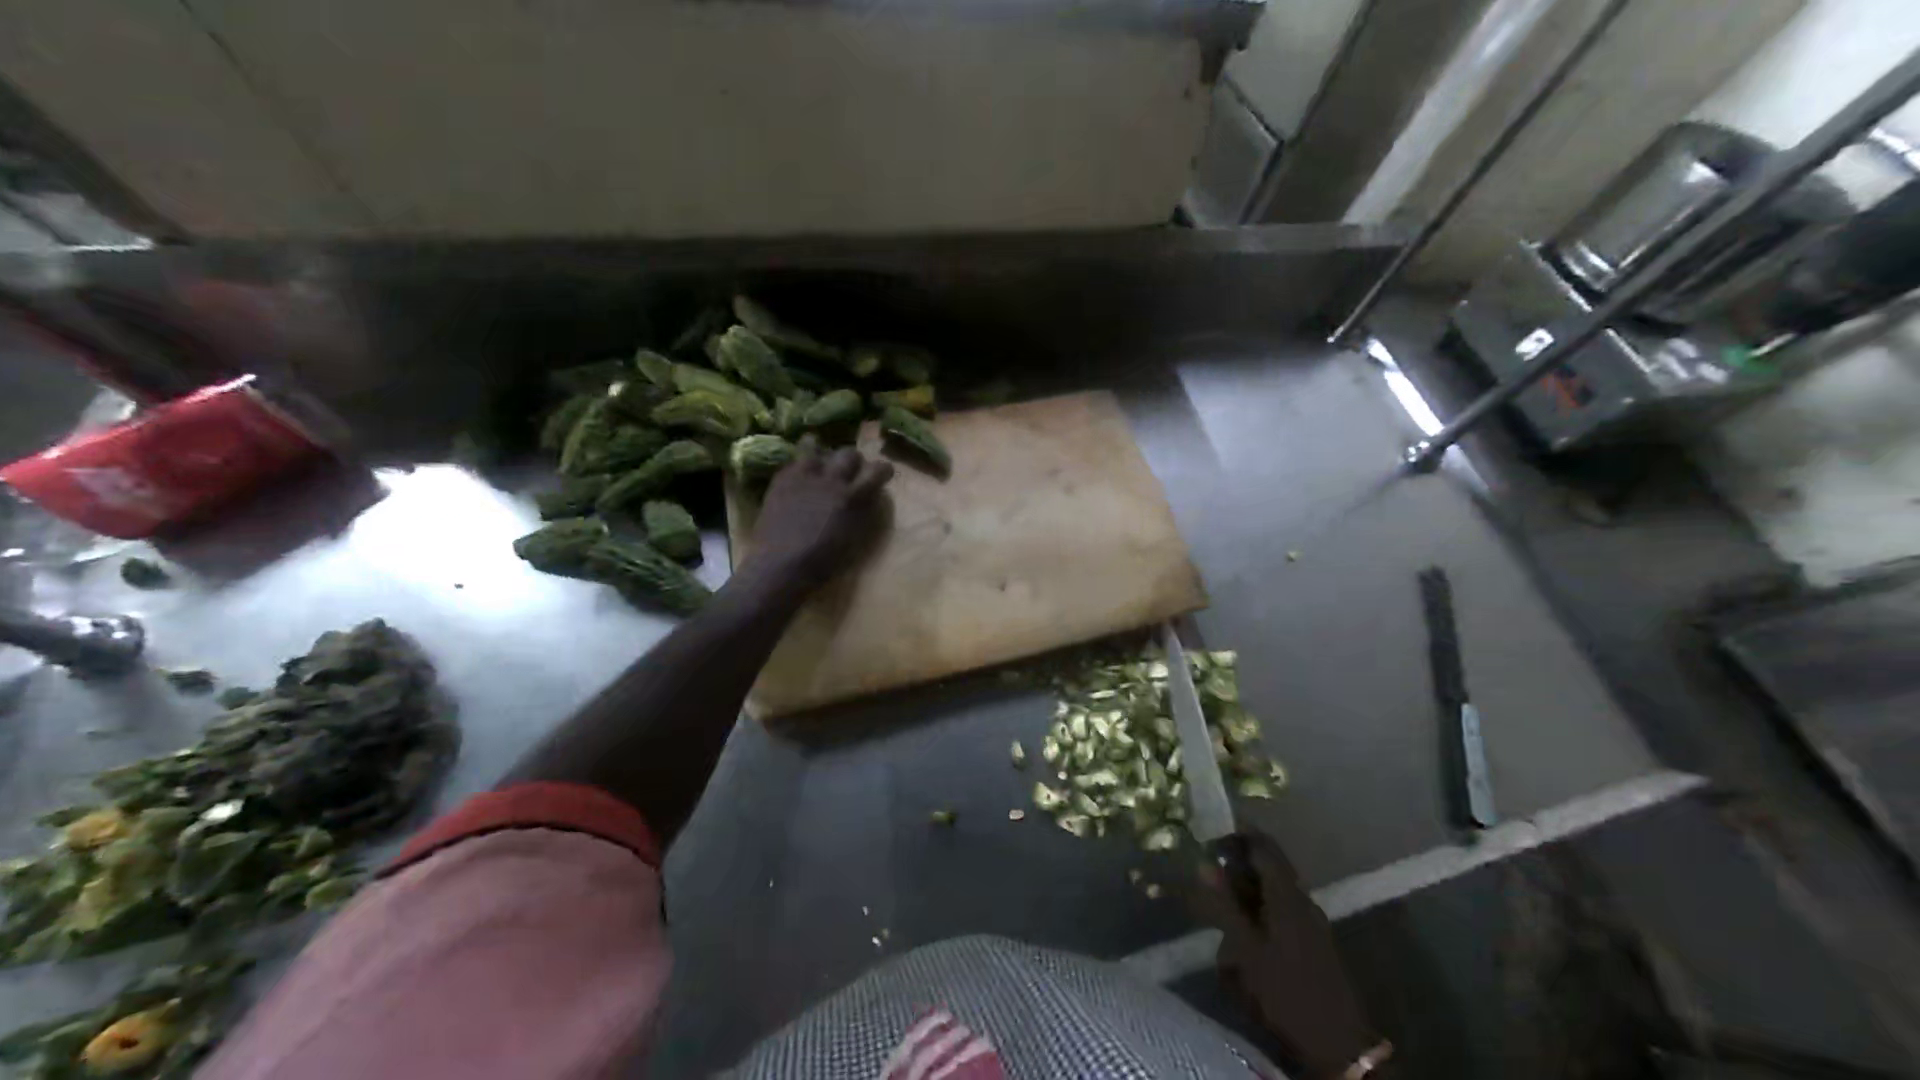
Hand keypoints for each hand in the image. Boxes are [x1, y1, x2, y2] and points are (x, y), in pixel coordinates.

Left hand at [746, 443, 893, 588]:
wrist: (780, 564)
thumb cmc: (822, 562)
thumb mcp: (854, 538)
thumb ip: (863, 512)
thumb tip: (869, 498)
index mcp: (853, 497)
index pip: (878, 470)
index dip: (883, 469)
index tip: (883, 473)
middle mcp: (831, 479)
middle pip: (849, 453)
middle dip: (854, 461)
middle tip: (851, 471)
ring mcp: (804, 476)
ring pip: (816, 446)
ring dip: (823, 453)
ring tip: (821, 463)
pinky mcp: (781, 479)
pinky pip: (794, 459)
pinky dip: (801, 463)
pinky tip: (800, 474)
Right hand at [1191, 832, 1382, 1078]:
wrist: (1339, 1046)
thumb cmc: (1287, 991)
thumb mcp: (1245, 949)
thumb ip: (1222, 905)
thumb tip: (1203, 866)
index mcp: (1287, 895)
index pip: (1263, 846)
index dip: (1237, 833)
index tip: (1209, 831)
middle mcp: (1302, 900)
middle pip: (1268, 866)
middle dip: (1237, 861)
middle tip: (1205, 864)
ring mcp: (1310, 923)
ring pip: (1273, 890)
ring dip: (1245, 887)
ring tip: (1216, 897)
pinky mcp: (1311, 944)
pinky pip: (1279, 911)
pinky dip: (1256, 908)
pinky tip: (1240, 928)